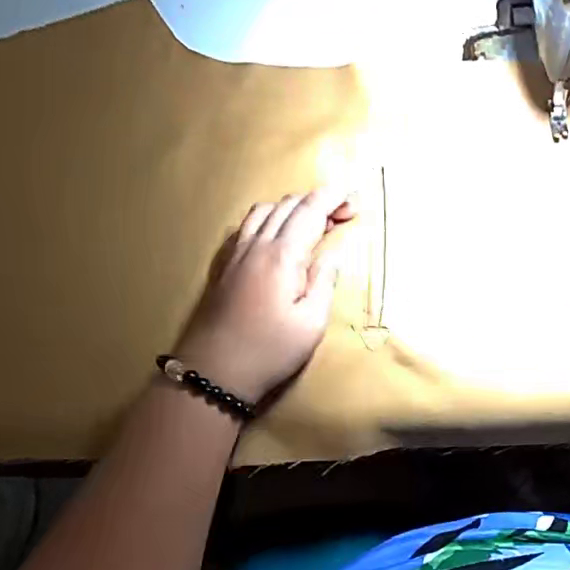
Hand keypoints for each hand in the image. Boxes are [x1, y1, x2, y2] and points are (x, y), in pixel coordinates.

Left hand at [171, 188, 356, 404]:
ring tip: (314, 223)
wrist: (215, 371)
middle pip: (287, 205)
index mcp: (282, 255)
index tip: (354, 199)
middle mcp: (257, 245)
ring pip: (264, 210)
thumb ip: (324, 280)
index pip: (310, 211)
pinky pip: (247, 226)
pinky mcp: (224, 265)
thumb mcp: (312, 322)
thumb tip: (333, 252)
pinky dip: (270, 218)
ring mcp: (236, 253)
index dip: (333, 198)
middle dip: (318, 201)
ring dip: (292, 208)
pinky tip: (279, 235)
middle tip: (344, 214)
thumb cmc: (271, 350)